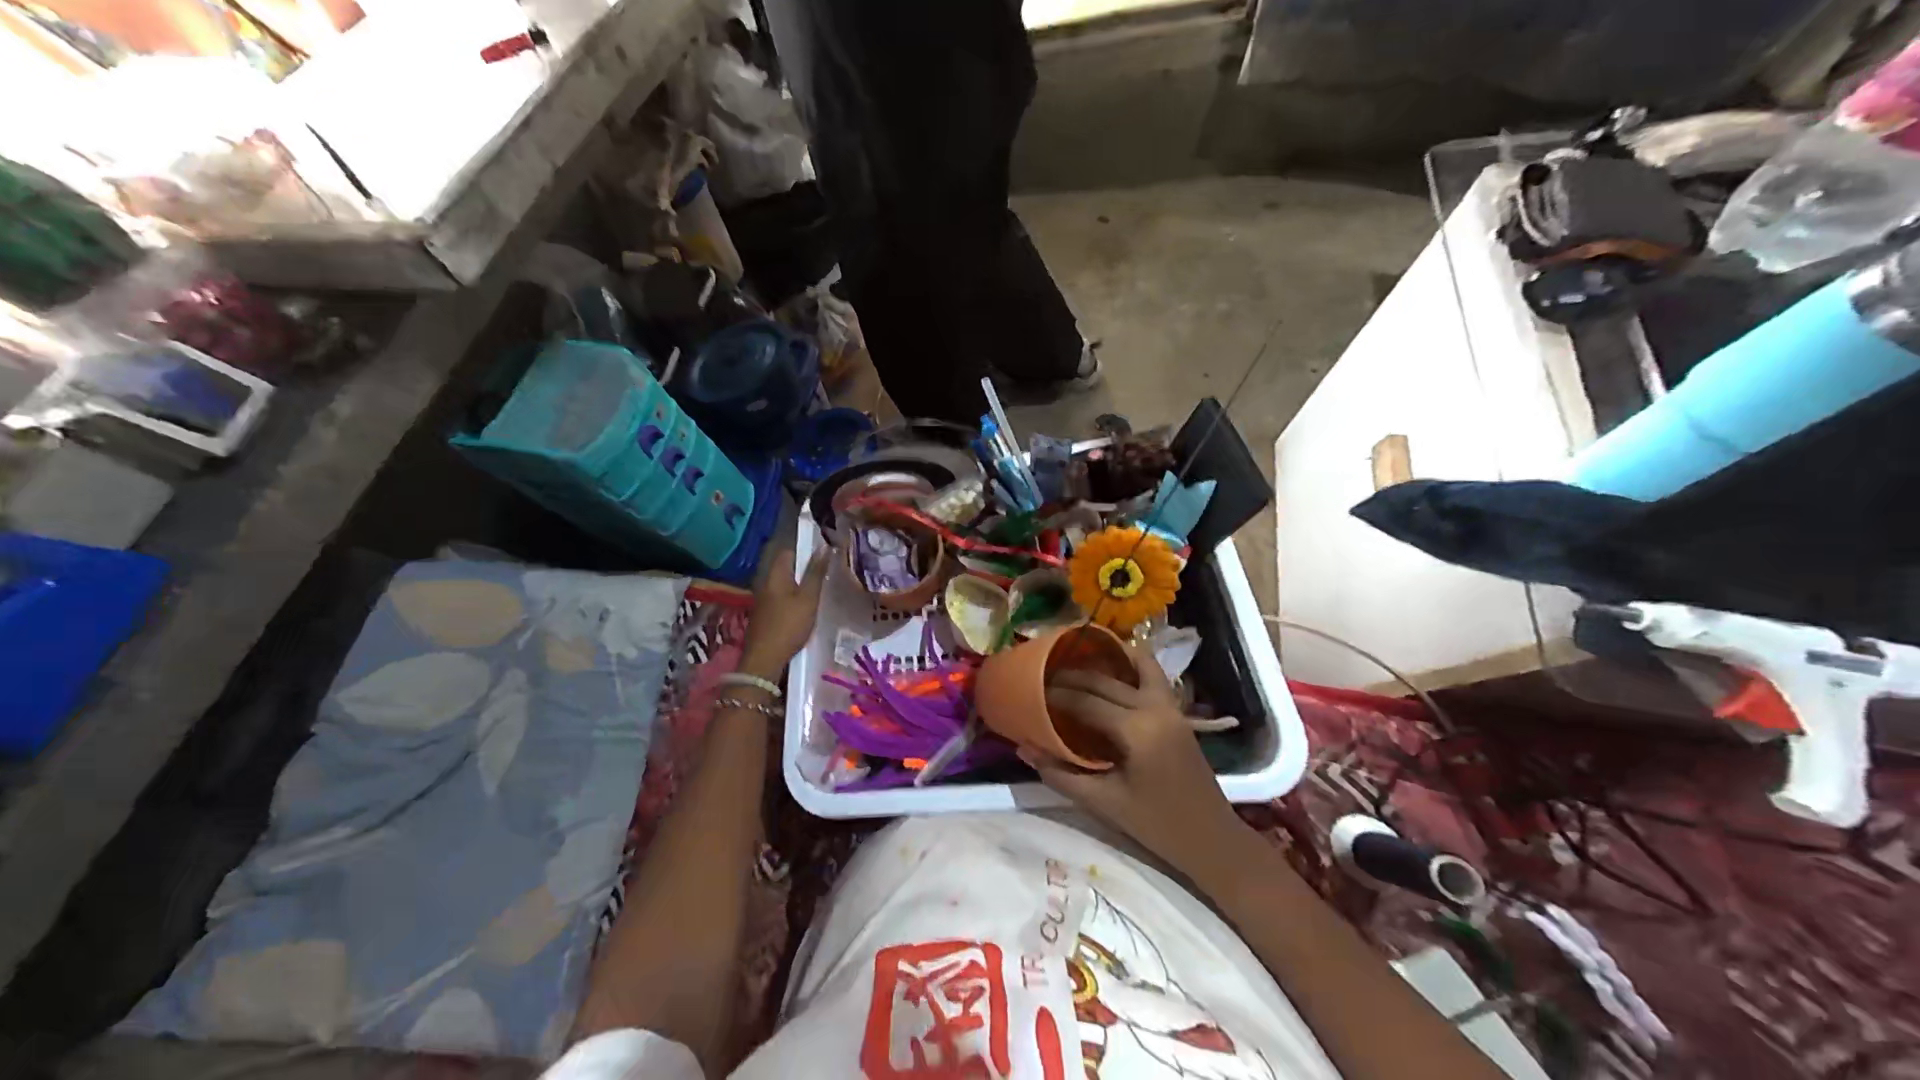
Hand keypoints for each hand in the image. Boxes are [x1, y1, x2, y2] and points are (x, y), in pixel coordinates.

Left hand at [739, 544, 830, 676]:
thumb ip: (815, 573)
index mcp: (775, 575)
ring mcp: (763, 600)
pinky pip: (781, 598)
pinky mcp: (765, 615)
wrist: (765, 659)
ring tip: (819, 589)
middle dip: (804, 568)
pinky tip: (805, 607)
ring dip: (800, 584)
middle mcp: (766, 584)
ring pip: (784, 584)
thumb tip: (824, 547)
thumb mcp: (808, 598)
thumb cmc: (789, 625)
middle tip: (825, 572)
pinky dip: (794, 598)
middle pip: (786, 568)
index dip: (805, 549)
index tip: (823, 555)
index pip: (788, 552)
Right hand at [1023, 645, 1247, 872]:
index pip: (1085, 702)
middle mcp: (1155, 708)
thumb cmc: (1157, 825)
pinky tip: (1113, 667)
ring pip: (1132, 669)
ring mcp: (1170, 707)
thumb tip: (1024, 749)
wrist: (1212, 839)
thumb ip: (1061, 775)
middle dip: (1070, 677)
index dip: (1054, 695)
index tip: (1027, 693)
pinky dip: (1132, 665)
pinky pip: (1152, 676)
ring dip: (1101, 664)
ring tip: (1073, 663)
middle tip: (1040, 678)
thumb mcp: (1104, 803)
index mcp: (1136, 730)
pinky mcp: (1177, 712)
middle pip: (1104, 682)